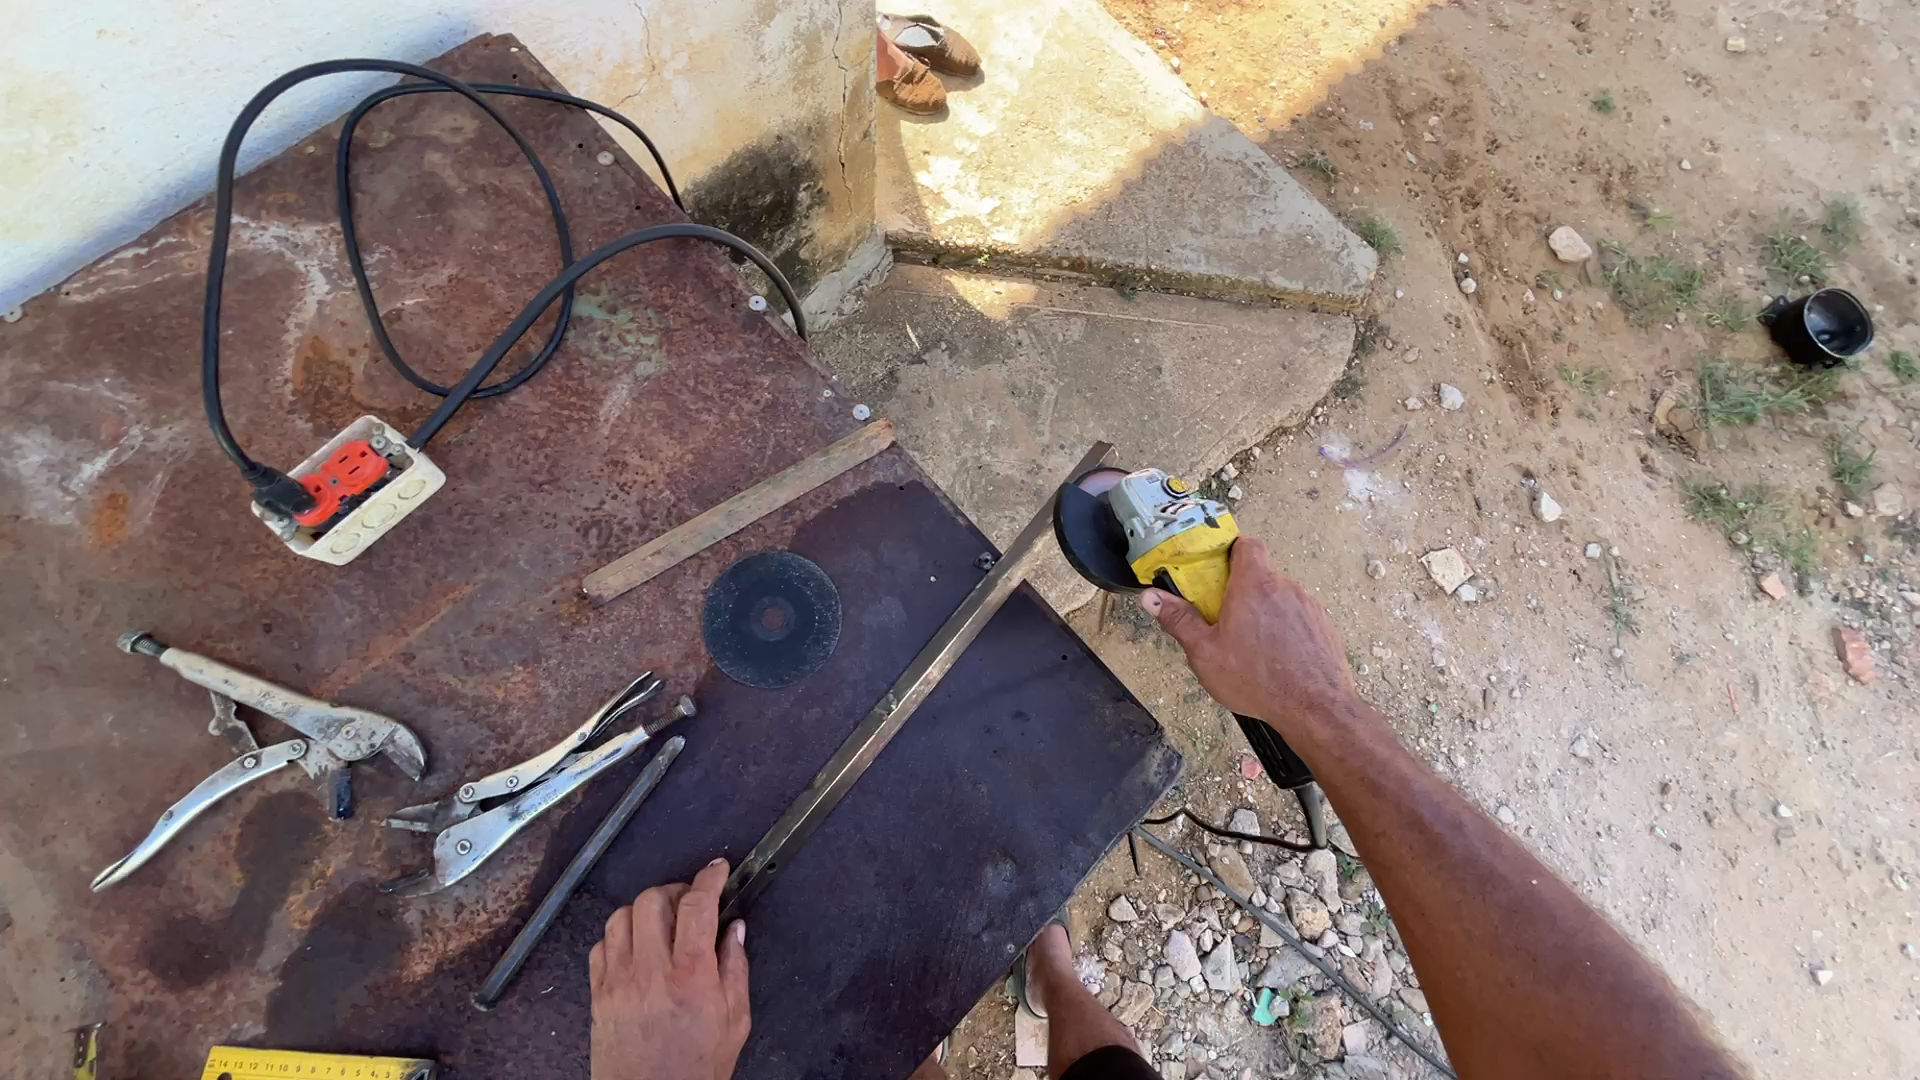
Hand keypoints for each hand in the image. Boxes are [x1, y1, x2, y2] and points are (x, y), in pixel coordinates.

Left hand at [590, 858, 750, 1079]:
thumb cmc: (697, 1069)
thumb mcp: (735, 1020)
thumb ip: (736, 968)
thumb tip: (735, 928)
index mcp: (691, 975)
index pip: (697, 905)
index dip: (710, 877)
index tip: (719, 869)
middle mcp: (651, 972)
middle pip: (653, 900)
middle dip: (676, 891)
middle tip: (690, 903)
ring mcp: (618, 983)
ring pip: (622, 916)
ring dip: (646, 911)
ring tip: (663, 924)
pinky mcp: (598, 996)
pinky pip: (600, 945)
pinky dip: (619, 936)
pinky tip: (637, 948)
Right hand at [1139, 536, 1359, 733]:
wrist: (1315, 708)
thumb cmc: (1259, 679)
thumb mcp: (1204, 651)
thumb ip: (1178, 619)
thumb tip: (1151, 598)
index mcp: (1253, 585)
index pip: (1245, 544)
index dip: (1229, 550)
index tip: (1213, 568)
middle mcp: (1284, 588)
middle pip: (1257, 574)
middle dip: (1238, 591)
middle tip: (1222, 617)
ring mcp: (1306, 607)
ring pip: (1276, 597)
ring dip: (1261, 612)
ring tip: (1247, 644)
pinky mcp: (1321, 626)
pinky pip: (1295, 617)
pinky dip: (1282, 629)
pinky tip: (1272, 656)